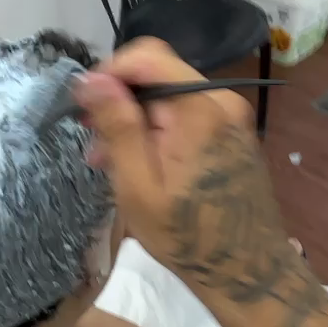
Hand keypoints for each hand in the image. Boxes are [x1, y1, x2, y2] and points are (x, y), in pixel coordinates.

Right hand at [75, 38, 313, 314]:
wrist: (244, 270)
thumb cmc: (184, 235)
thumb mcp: (137, 184)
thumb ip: (117, 126)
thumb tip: (89, 78)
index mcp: (199, 108)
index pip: (146, 56)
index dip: (107, 74)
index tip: (83, 109)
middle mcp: (221, 100)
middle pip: (156, 75)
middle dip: (118, 103)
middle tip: (92, 145)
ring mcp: (230, 117)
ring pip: (167, 97)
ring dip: (133, 121)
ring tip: (108, 163)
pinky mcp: (230, 133)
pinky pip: (184, 115)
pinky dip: (156, 131)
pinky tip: (139, 165)